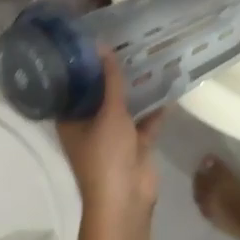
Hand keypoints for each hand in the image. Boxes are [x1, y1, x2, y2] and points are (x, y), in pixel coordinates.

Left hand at [55, 50, 165, 220]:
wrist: (126, 198)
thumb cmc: (106, 155)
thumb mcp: (108, 113)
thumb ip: (110, 81)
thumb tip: (102, 45)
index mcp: (70, 120)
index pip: (71, 87)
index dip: (80, 66)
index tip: (91, 40)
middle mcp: (88, 126)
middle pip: (99, 95)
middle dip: (112, 75)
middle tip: (125, 42)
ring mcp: (113, 136)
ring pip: (125, 107)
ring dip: (136, 90)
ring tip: (148, 57)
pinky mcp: (136, 145)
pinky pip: (146, 121)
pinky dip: (156, 108)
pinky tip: (169, 85)